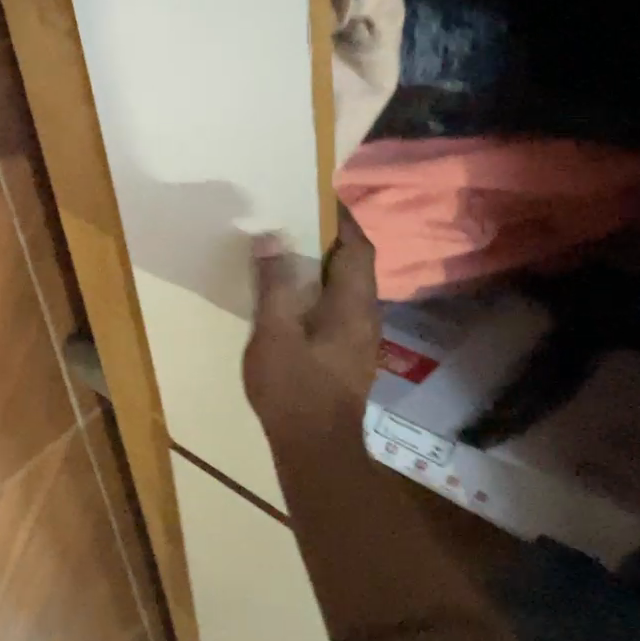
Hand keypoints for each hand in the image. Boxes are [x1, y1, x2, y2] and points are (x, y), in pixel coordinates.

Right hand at [243, 214, 380, 437]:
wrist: (315, 445)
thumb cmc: (294, 386)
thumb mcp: (274, 333)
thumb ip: (275, 285)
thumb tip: (274, 236)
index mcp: (353, 305)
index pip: (357, 249)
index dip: (343, 220)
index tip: (319, 195)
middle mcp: (365, 316)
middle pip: (355, 265)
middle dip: (330, 238)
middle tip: (295, 217)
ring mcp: (357, 337)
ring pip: (345, 287)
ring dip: (323, 264)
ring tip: (288, 249)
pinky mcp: (343, 353)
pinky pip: (335, 305)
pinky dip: (317, 287)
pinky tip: (291, 294)